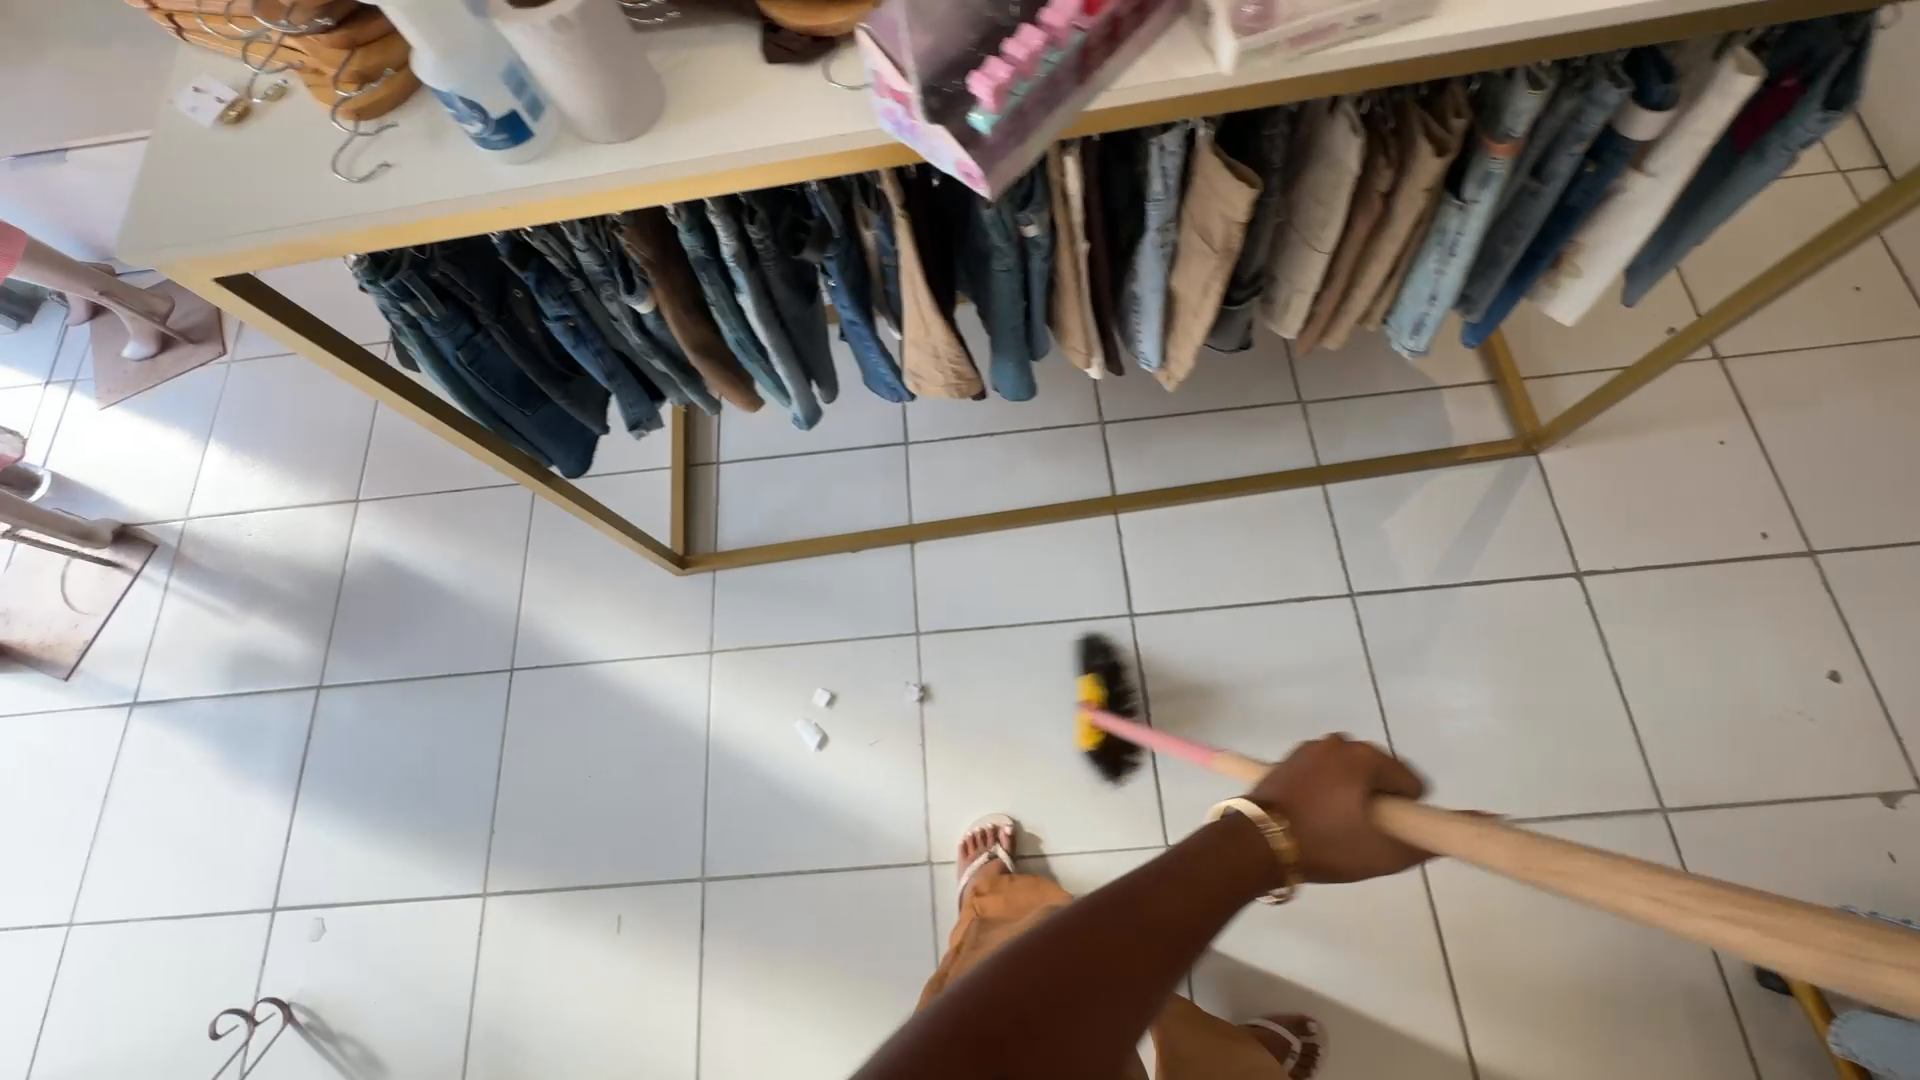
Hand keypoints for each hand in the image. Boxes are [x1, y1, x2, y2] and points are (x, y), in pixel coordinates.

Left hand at [1247, 734, 1430, 883]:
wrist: (1259, 840)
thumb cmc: (1328, 843)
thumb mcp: (1387, 853)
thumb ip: (1429, 841)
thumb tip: (1459, 829)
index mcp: (1365, 756)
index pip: (1410, 782)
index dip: (1406, 811)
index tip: (1386, 832)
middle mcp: (1338, 743)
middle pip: (1378, 773)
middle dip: (1377, 800)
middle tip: (1361, 831)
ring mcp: (1308, 748)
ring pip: (1348, 773)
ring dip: (1351, 794)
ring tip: (1337, 825)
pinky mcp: (1287, 759)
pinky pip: (1322, 774)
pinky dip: (1326, 790)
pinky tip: (1315, 814)